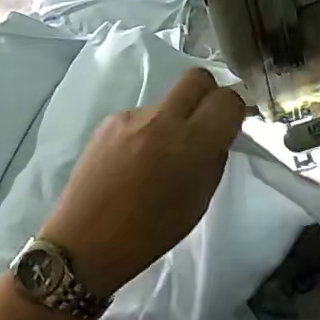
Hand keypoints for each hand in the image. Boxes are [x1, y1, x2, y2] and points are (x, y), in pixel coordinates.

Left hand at [40, 68, 245, 295]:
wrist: (85, 241)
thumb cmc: (150, 233)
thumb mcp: (199, 201)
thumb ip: (213, 160)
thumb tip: (217, 135)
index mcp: (192, 144)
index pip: (228, 99)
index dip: (234, 110)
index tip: (229, 126)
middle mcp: (162, 120)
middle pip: (197, 78)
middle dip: (208, 95)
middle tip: (204, 123)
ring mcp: (131, 117)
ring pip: (168, 99)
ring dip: (175, 117)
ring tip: (162, 155)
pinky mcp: (108, 121)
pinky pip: (142, 115)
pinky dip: (148, 130)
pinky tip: (136, 161)